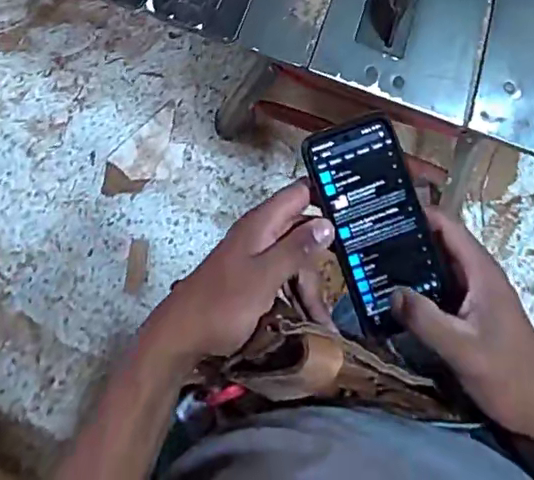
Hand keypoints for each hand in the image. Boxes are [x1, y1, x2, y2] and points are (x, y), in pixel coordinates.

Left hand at [144, 180, 334, 363]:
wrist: (178, 340)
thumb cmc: (221, 304)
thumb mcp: (265, 277)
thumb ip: (296, 248)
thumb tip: (328, 222)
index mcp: (263, 223)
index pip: (301, 192)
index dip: (326, 194)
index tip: (354, 207)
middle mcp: (261, 232)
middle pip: (303, 231)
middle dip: (321, 257)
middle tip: (340, 285)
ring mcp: (256, 255)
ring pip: (295, 258)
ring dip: (309, 286)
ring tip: (321, 323)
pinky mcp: (253, 278)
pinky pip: (284, 276)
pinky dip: (296, 295)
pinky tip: (306, 320)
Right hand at [391, 207, 533, 440]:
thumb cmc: (508, 374)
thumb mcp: (462, 348)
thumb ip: (426, 319)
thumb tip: (392, 292)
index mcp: (482, 270)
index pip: (448, 226)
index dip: (420, 214)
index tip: (387, 210)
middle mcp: (480, 276)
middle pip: (442, 245)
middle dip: (410, 238)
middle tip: (372, 239)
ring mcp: (478, 297)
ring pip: (442, 270)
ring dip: (415, 266)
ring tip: (377, 264)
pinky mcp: (474, 316)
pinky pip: (444, 292)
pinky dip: (423, 290)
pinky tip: (399, 300)